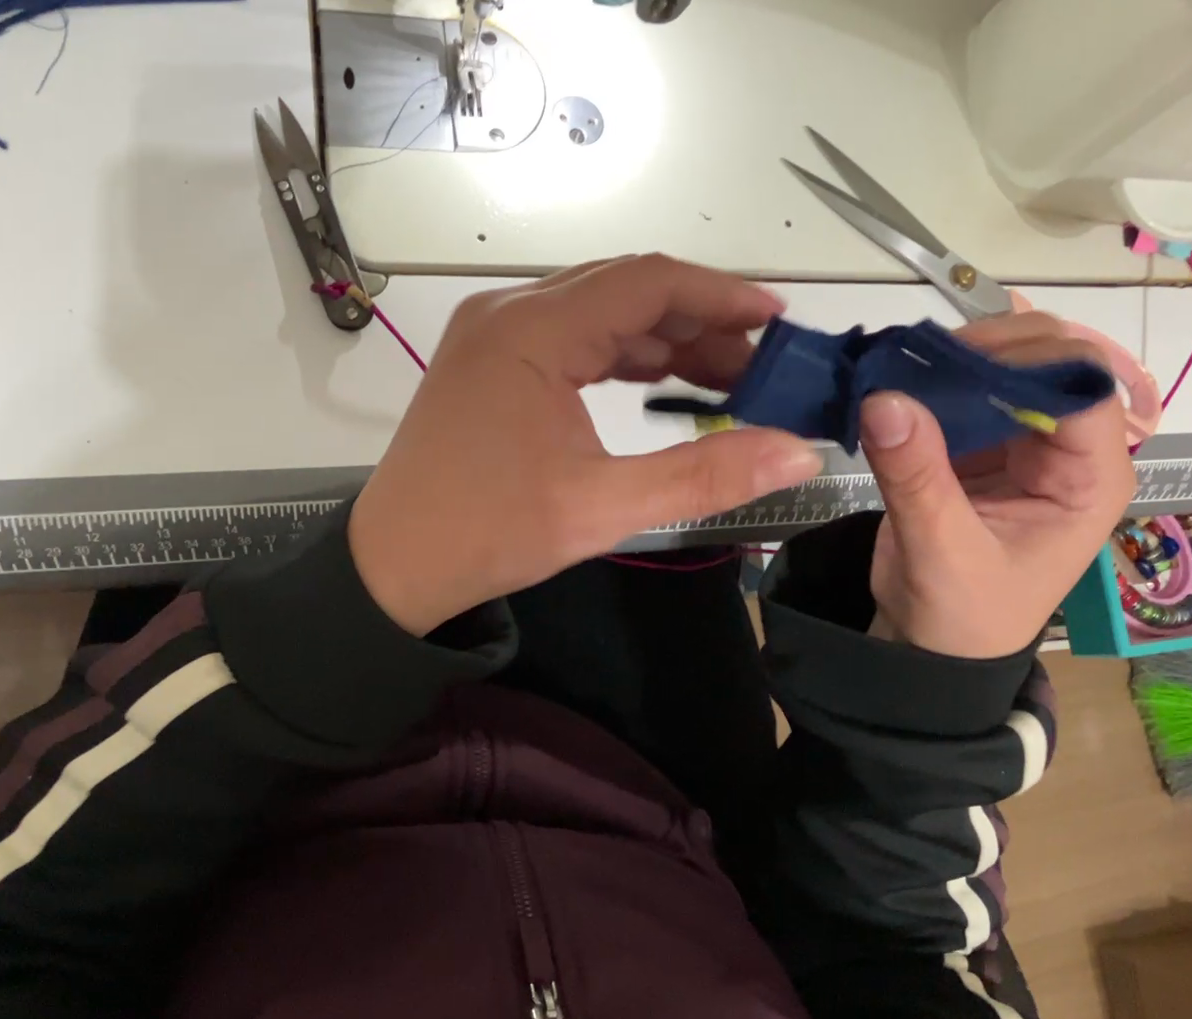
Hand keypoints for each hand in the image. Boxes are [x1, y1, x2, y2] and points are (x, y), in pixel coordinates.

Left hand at [349, 255, 825, 635]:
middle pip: (621, 289)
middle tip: (761, 361)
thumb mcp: (600, 509)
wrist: (394, 564)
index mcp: (531, 331)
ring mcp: (491, 333)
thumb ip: (702, 476)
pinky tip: (660, 381)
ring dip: (660, 339)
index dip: (719, 294)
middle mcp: (507, 312)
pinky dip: (618, 354)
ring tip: (726, 376)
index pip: (645, 283)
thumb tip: (797, 453)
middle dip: (697, 320)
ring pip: (595, 311)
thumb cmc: (488, 534)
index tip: (777, 320)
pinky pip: (567, 336)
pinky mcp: (486, 359)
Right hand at [860, 313, 1137, 657]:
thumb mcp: (940, 551)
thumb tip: (883, 397)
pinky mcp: (975, 450)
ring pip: (1003, 372)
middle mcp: (1065, 451)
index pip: (1083, 391)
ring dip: (954, 361)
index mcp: (1089, 478)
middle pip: (1049, 365)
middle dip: (989, 351)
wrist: (930, 648)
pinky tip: (894, 381)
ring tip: (898, 364)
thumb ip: (916, 476)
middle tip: (918, 358)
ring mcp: (1020, 446)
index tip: (954, 359)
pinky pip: (961, 397)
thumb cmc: (959, 615)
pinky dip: (930, 383)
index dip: (1028, 363)